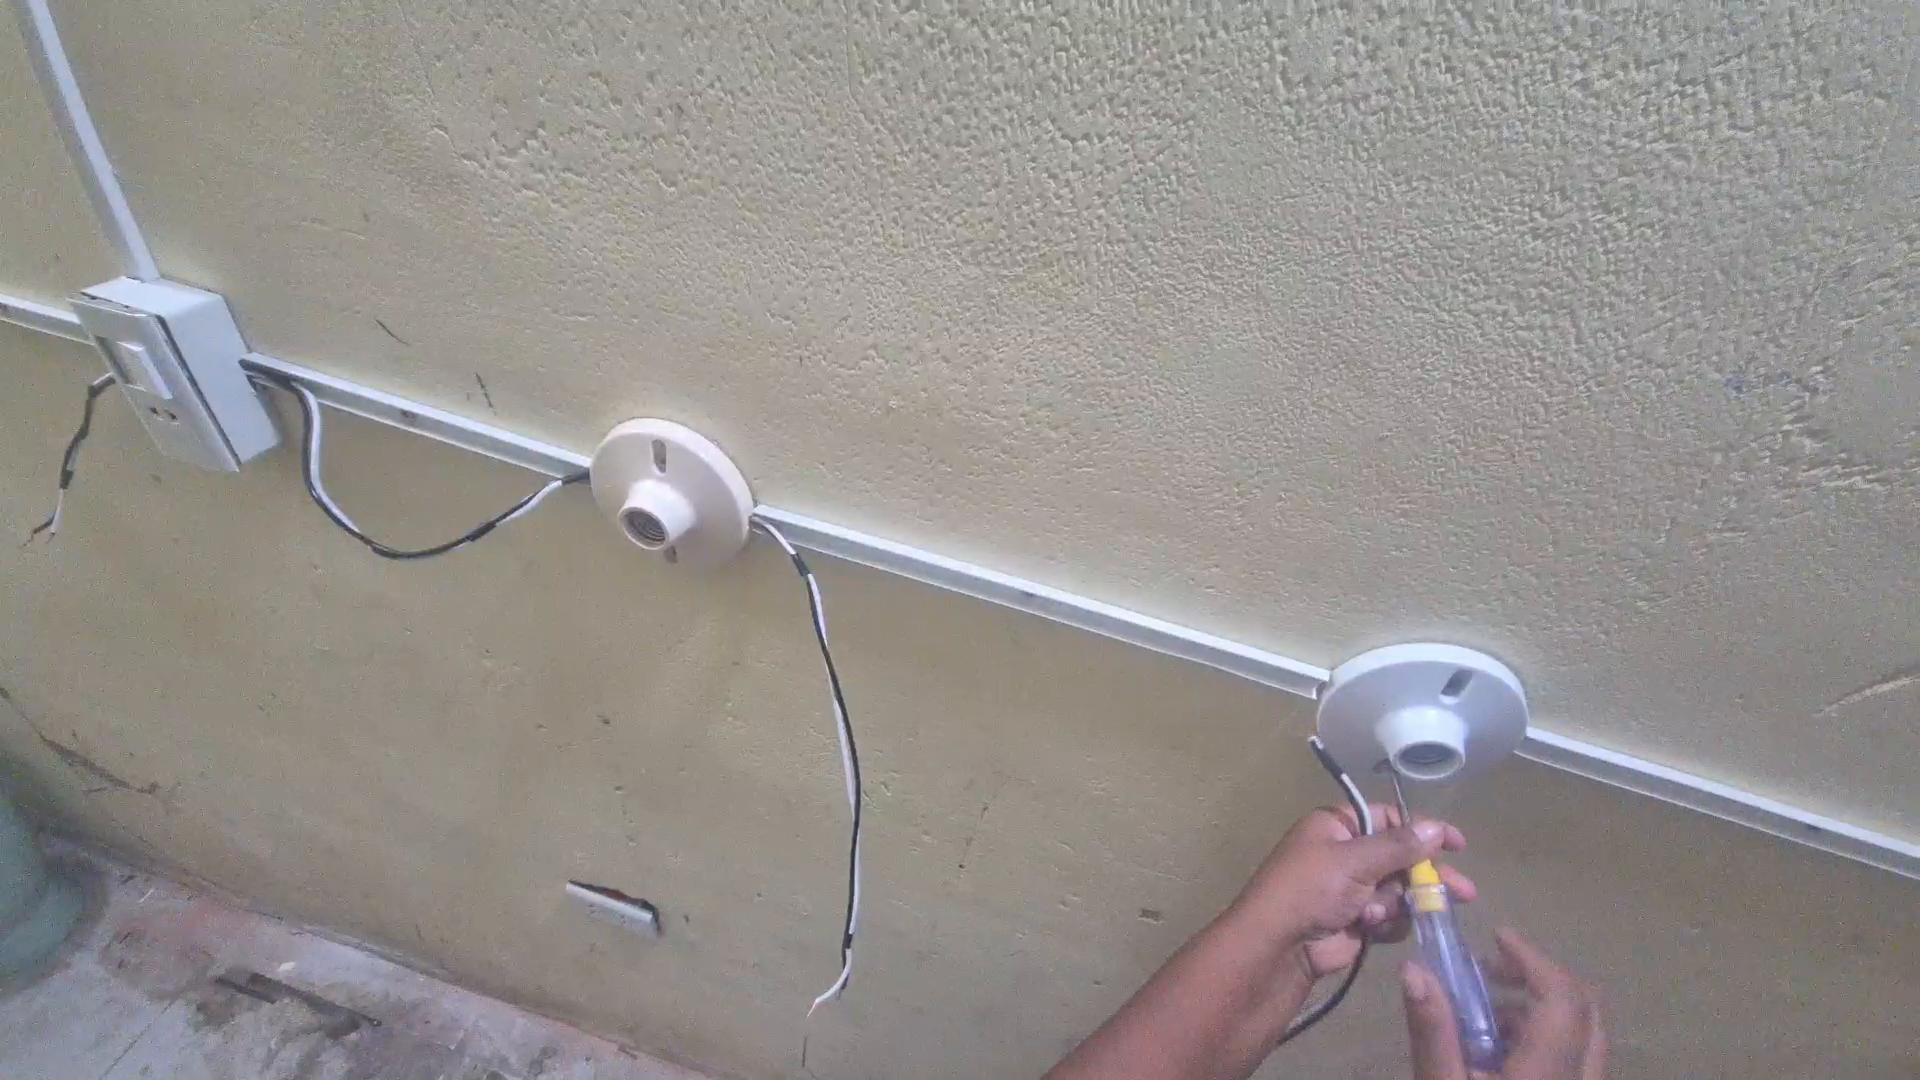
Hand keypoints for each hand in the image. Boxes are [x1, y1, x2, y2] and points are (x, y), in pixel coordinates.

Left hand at [1230, 804, 1473, 979]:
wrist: (1283, 942)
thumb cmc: (1311, 889)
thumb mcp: (1353, 861)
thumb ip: (1398, 846)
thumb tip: (1435, 826)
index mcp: (1336, 826)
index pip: (1387, 818)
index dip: (1422, 829)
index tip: (1458, 844)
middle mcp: (1344, 851)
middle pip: (1399, 857)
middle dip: (1426, 876)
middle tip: (1464, 893)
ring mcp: (1351, 885)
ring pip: (1399, 889)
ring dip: (1398, 903)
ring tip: (1379, 914)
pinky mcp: (1358, 916)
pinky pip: (1390, 915)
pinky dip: (1386, 922)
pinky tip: (1370, 927)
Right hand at [1402, 929, 1606, 1079]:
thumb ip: (1432, 1030)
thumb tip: (1416, 968)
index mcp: (1547, 1076)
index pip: (1563, 1000)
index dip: (1533, 958)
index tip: (1494, 934)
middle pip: (1589, 1013)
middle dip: (1539, 976)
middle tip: (1490, 968)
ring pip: (1586, 1036)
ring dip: (1538, 1005)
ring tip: (1481, 1008)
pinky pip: (1575, 1058)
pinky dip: (1540, 1033)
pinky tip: (1495, 1047)